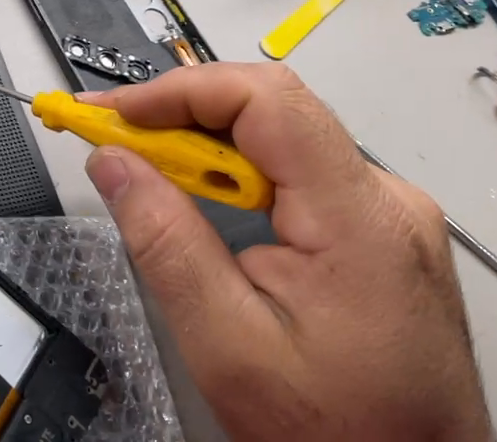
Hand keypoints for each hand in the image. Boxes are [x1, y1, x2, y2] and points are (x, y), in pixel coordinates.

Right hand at [81, 63, 491, 441]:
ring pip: (278, 135)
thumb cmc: (327, 429)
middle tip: (108, 131)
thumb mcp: (227, 344)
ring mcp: (387, 211)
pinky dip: (233, 166)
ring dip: (201, 138)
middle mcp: (386, 197)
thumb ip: (165, 241)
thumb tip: (110, 160)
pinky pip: (294, 167)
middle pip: (271, 109)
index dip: (182, 90)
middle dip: (179, 110)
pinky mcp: (378, 228)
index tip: (115, 114)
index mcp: (358, 218)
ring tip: (138, 156)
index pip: (268, 99)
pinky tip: (195, 188)